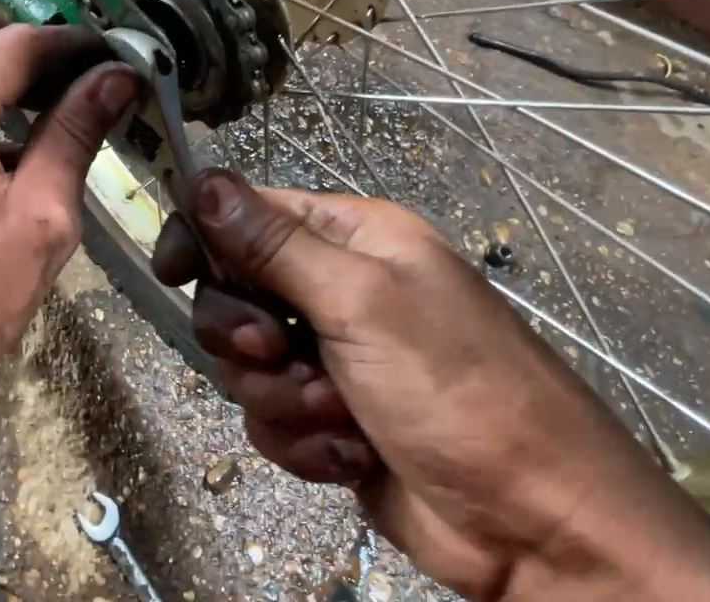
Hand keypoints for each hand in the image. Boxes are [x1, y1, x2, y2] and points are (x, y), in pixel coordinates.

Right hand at [154, 171, 709, 601]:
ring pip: (241, 360)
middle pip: (230, 289)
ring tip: (336, 417)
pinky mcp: (324, 416)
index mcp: (350, 238)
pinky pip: (266, 414)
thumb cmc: (458, 391)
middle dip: (246, 333)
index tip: (170, 269)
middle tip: (279, 352)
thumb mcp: (360, 302)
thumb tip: (198, 179)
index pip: (244, 212)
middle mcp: (334, 287)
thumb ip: (272, 243)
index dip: (201, 234)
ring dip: (279, 396)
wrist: (538, 531)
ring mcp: (328, 355)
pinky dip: (300, 439)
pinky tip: (349, 456)